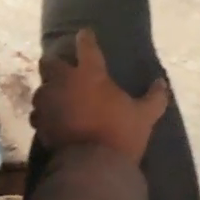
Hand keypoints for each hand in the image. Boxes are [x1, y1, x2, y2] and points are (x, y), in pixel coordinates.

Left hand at [30, 28, 170, 163]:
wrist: (93, 166)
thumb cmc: (120, 135)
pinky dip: (43, 115)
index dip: (85, 38)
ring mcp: (48, 101)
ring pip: (40, 89)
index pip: (86, 46)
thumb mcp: (144, 117)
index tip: (85, 33)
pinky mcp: (40, 121)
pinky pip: (37, 113)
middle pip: (49, 62)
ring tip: (56, 100)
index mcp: (90, 74)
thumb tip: (162, 83)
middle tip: (63, 71)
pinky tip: (50, 121)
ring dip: (47, 92)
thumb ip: (154, 98)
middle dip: (54, 64)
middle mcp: (64, 81)